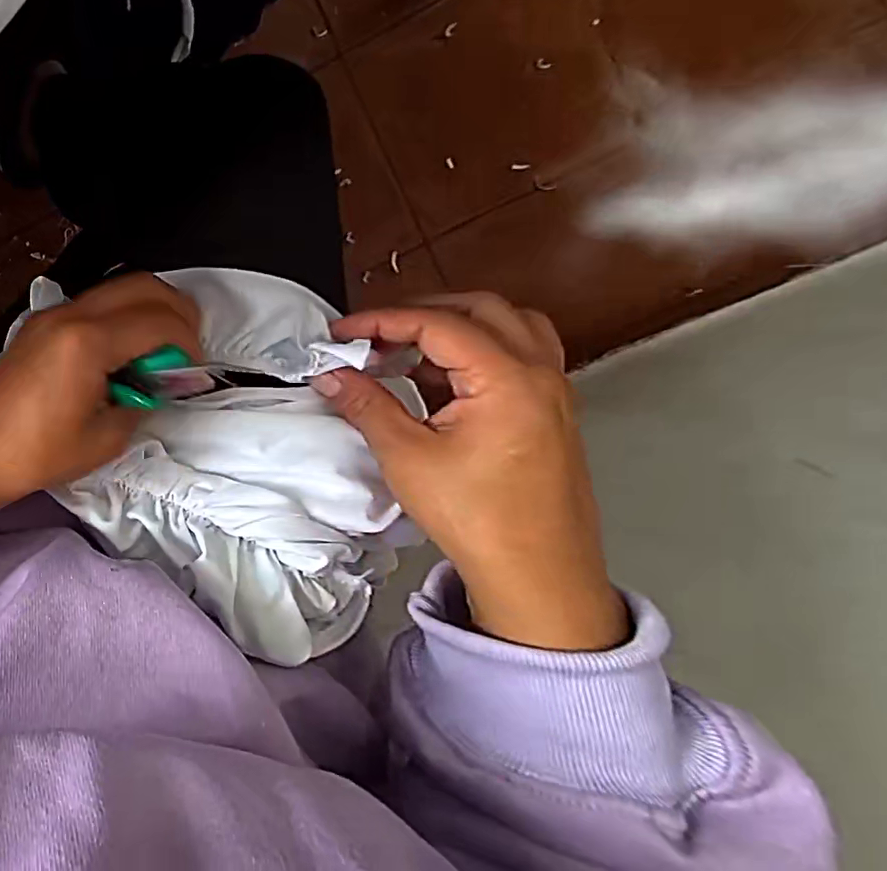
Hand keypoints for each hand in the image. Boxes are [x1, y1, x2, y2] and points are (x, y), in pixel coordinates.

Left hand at [0, 272, 201, 501]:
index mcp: (87, 342)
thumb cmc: (41, 454)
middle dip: (177, 310)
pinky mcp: (41, 321)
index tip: (193, 370)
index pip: (158, 322)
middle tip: (186, 345)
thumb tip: (161, 382)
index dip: (187, 343)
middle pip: (143, 285)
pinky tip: (123, 350)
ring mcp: (52, 314)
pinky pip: (95, 301)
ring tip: (159, 347)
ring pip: (119, 286)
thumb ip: (145, 400)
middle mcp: (70, 315)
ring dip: (149, 308)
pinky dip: (122, 314)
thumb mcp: (108, 437)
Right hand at [310, 293, 627, 650]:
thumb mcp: (407, 457)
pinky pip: (518, 353)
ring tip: (410, 351)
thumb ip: (366, 405)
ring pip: (504, 324)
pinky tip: (444, 379)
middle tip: (373, 337)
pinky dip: (477, 349)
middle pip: (475, 309)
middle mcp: (539, 372)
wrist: (538, 579)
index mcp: (507, 378)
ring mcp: (553, 390)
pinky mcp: (552, 410)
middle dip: (416, 314)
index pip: (436, 322)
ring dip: (453, 325)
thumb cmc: (480, 521)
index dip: (381, 321)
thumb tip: (333, 376)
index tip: (344, 333)